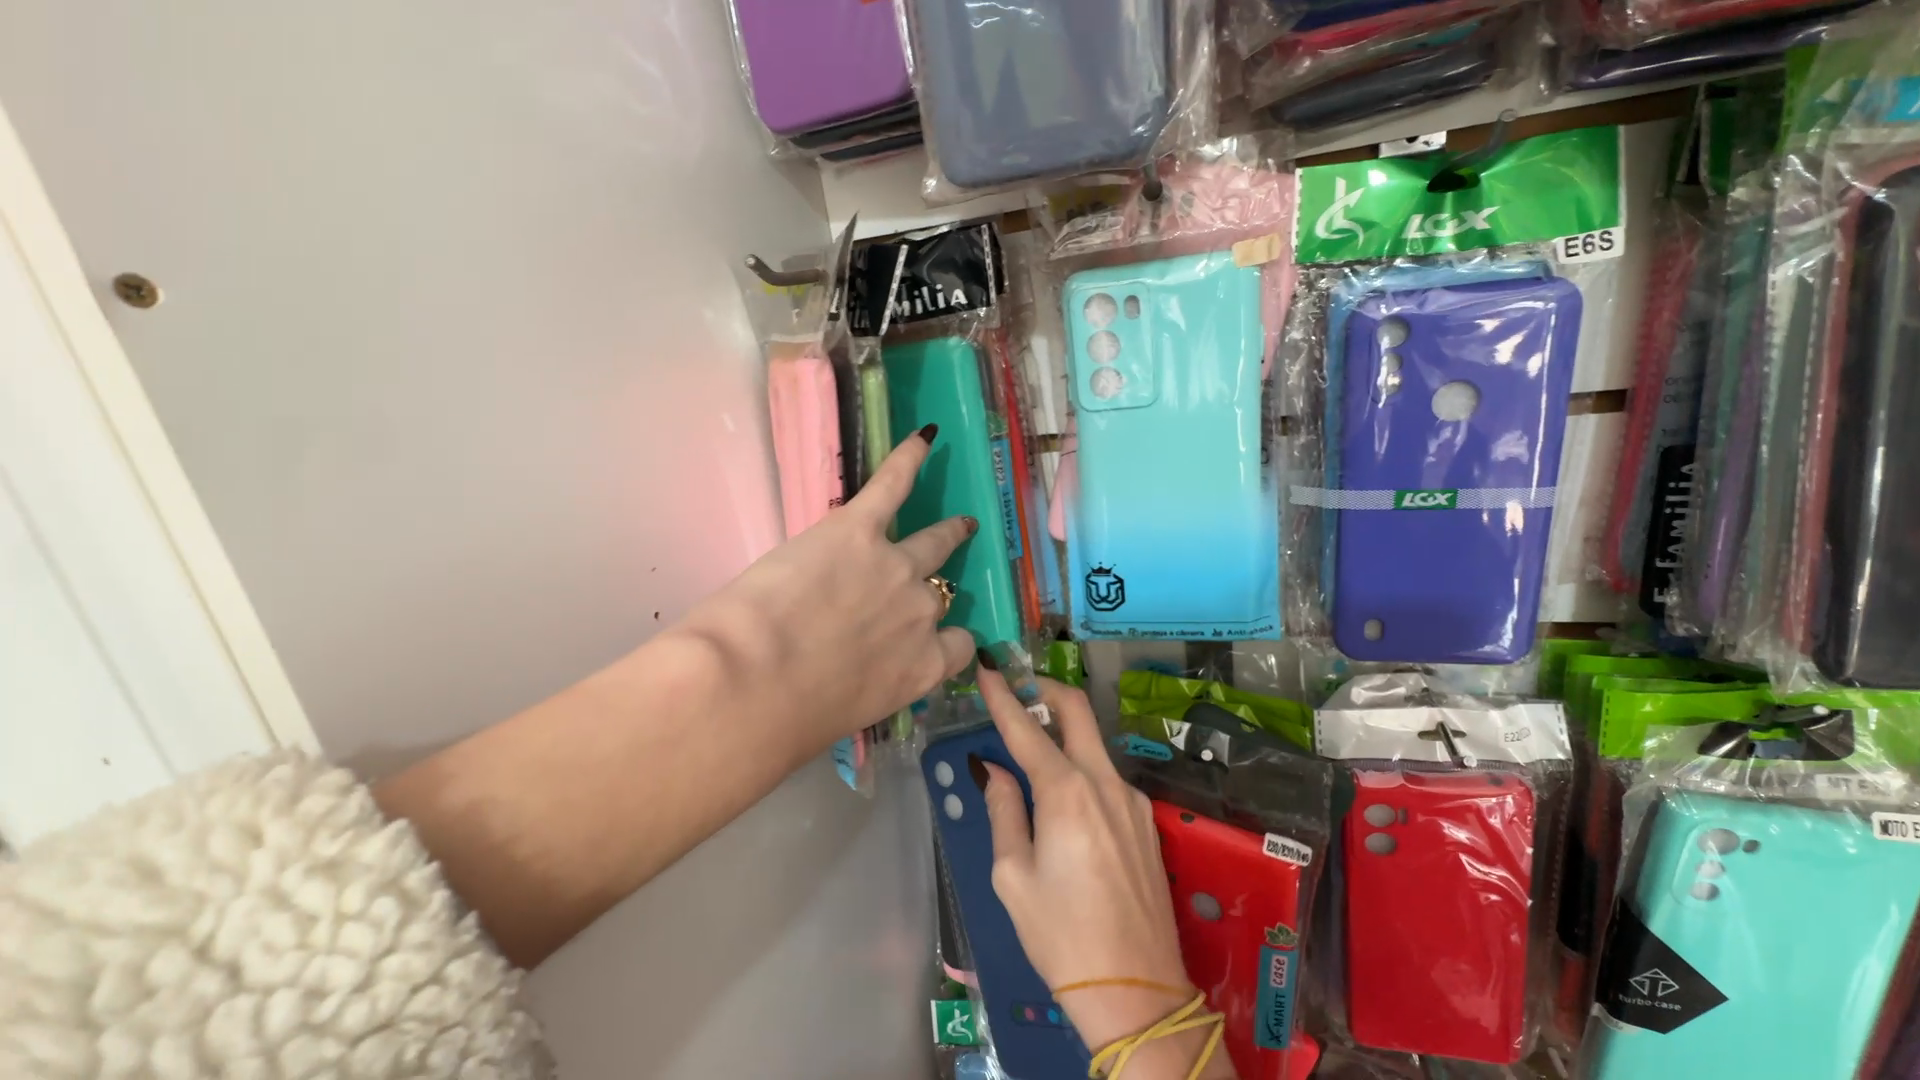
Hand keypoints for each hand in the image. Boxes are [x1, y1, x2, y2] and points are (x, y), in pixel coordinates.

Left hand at [670, 426, 976, 761]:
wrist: (754, 680)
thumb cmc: (787, 718)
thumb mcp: (842, 715)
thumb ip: (861, 686)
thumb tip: (845, 679)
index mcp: (921, 668)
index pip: (958, 647)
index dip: (947, 641)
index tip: (938, 639)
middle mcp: (921, 615)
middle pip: (939, 595)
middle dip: (936, 588)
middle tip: (940, 585)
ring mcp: (895, 567)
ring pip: (933, 543)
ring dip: (947, 533)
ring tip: (958, 523)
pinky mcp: (857, 529)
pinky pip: (892, 487)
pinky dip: (908, 461)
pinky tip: (922, 440)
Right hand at [974, 672, 1234, 1078]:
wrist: (1136, 990)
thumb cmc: (1060, 936)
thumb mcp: (1012, 876)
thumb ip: (1004, 811)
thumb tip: (995, 771)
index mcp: (1066, 793)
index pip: (1027, 729)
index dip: (1003, 696)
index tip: (987, 669)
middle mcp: (1105, 783)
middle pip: (1077, 712)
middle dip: (1046, 690)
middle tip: (1017, 686)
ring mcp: (1131, 801)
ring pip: (1094, 744)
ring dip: (1063, 731)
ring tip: (1031, 743)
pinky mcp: (1145, 822)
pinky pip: (1107, 777)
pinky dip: (1080, 766)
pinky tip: (1062, 794)